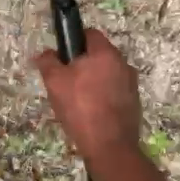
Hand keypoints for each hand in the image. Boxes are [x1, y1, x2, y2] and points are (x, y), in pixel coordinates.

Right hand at [35, 27, 144, 166]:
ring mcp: (131, 85)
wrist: (109, 147)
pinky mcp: (134, 104)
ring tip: (76, 99)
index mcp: (106, 54)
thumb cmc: (80, 107)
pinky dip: (102, 95)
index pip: (90, 34)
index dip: (73, 40)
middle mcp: (123, 65)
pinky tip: (90, 111)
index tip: (62, 56)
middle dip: (82, 63)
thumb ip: (48, 61)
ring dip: (92, 80)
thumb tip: (45, 54)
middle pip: (99, 55)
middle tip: (65, 79)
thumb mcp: (54, 81)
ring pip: (106, 74)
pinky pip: (114, 90)